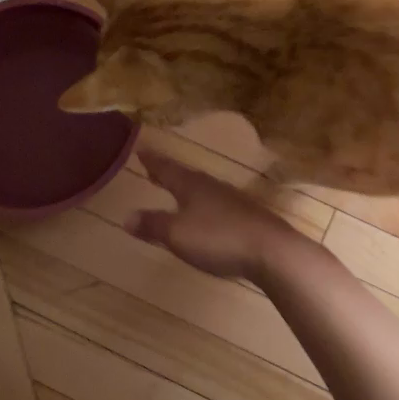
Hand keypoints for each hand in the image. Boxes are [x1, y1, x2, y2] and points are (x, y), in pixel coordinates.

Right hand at [127, 151, 317, 280]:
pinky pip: (218, 206)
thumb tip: (127, 216)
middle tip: (154, 168)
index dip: (152, 161)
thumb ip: (153, 225)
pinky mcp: (247, 218)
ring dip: (187, 190)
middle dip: (169, 173)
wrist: (271, 251)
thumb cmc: (218, 238)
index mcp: (192, 186)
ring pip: (204, 190)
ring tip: (177, 192)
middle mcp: (212, 187)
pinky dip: (204, 207)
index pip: (167, 168)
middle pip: (186, 176)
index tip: (140, 148)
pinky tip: (206, 217)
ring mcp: (233, 201)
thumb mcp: (177, 234)